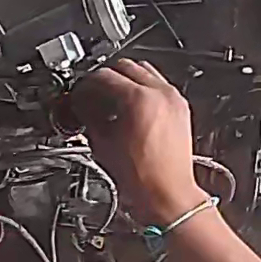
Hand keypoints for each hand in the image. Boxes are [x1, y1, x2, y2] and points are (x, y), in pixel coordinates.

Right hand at [71, 59, 210, 224]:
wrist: (168, 194)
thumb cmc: (142, 177)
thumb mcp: (103, 144)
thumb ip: (91, 117)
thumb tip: (84, 107)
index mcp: (139, 99)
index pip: (104, 76)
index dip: (86, 84)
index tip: (80, 93)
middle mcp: (160, 93)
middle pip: (125, 66)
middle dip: (105, 77)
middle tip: (92, 93)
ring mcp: (173, 99)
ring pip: (144, 71)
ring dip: (125, 79)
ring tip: (111, 98)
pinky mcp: (180, 108)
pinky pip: (158, 86)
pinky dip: (142, 89)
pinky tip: (130, 107)